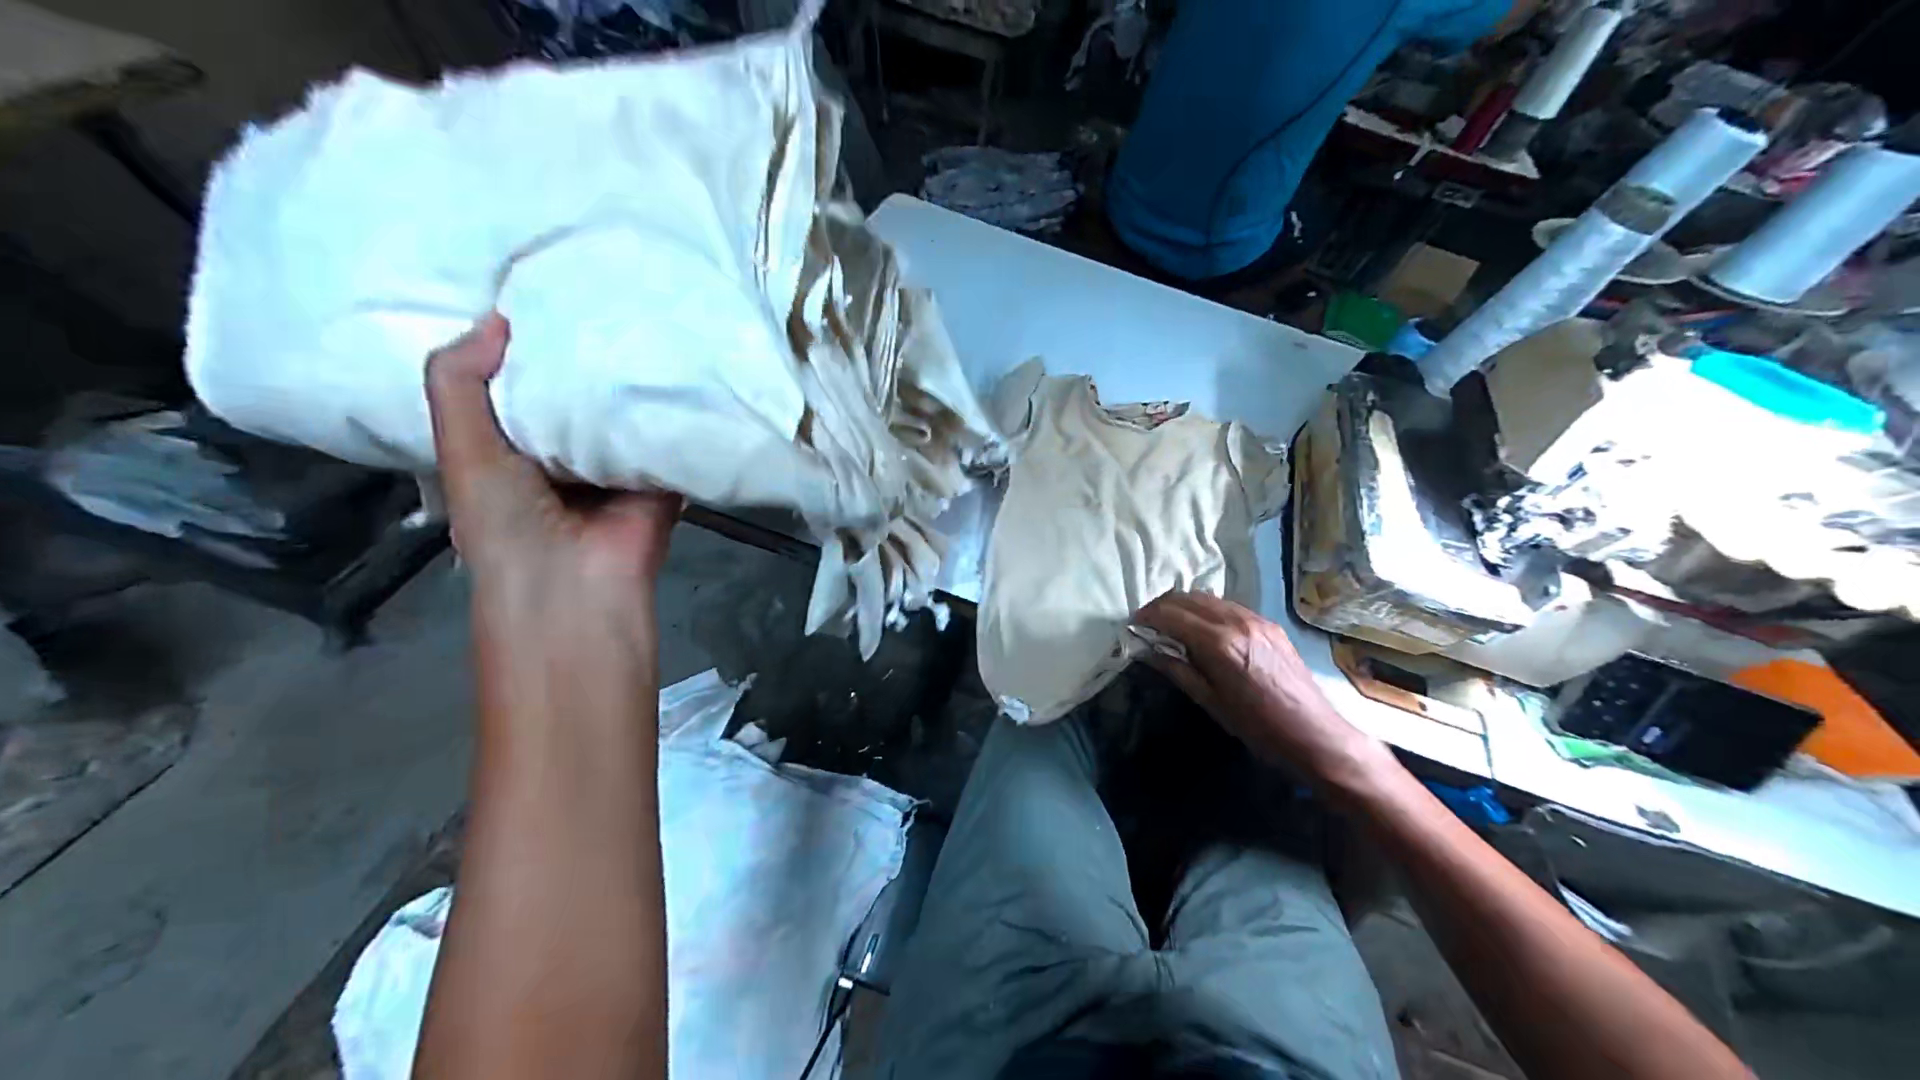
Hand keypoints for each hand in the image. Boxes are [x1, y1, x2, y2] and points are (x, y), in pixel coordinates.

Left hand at [425, 313, 681, 699]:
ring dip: (631, 374)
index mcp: (513, 446)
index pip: (518, 381)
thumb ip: (459, 383)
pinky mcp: (661, 474)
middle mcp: (565, 451)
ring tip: (643, 308)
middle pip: (575, 389)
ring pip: (623, 409)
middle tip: (600, 285)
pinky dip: (672, 407)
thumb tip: (496, 316)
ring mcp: (617, 464)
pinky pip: (666, 434)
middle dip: (584, 348)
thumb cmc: (507, 522)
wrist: (576, 586)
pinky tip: (681, 360)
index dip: (522, 339)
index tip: (537, 285)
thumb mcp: (462, 450)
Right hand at [1133, 591, 1385, 787]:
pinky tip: (1202, 629)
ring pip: (1208, 597)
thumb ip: (1177, 669)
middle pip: (1187, 598)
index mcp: (1219, 643)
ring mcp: (1256, 619)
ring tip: (1170, 625)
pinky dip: (1207, 609)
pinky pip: (1228, 606)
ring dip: (1183, 605)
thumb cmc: (1257, 726)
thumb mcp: (1210, 701)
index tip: (1132, 627)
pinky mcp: (1269, 624)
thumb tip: (1147, 649)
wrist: (1314, 734)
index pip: (1170, 614)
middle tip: (1147, 624)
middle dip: (1161, 606)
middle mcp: (1237, 621)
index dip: (1146, 617)